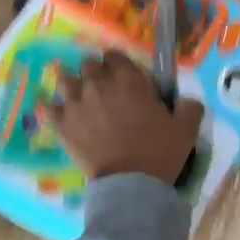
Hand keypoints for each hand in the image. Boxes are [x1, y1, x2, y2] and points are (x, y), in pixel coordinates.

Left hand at [46, 53, 204, 186]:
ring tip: (79, 96)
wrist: (131, 184)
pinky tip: (59, 113)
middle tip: (104, 88)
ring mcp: (76, 102)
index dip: (119, 64)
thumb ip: (190, 109)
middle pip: (89, 64)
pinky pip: (49, 106)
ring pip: (65, 78)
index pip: (116, 56)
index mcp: (129, 81)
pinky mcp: (61, 124)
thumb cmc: (160, 154)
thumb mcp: (186, 131)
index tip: (124, 75)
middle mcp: (98, 84)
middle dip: (96, 72)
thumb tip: (189, 101)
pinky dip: (54, 107)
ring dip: (72, 83)